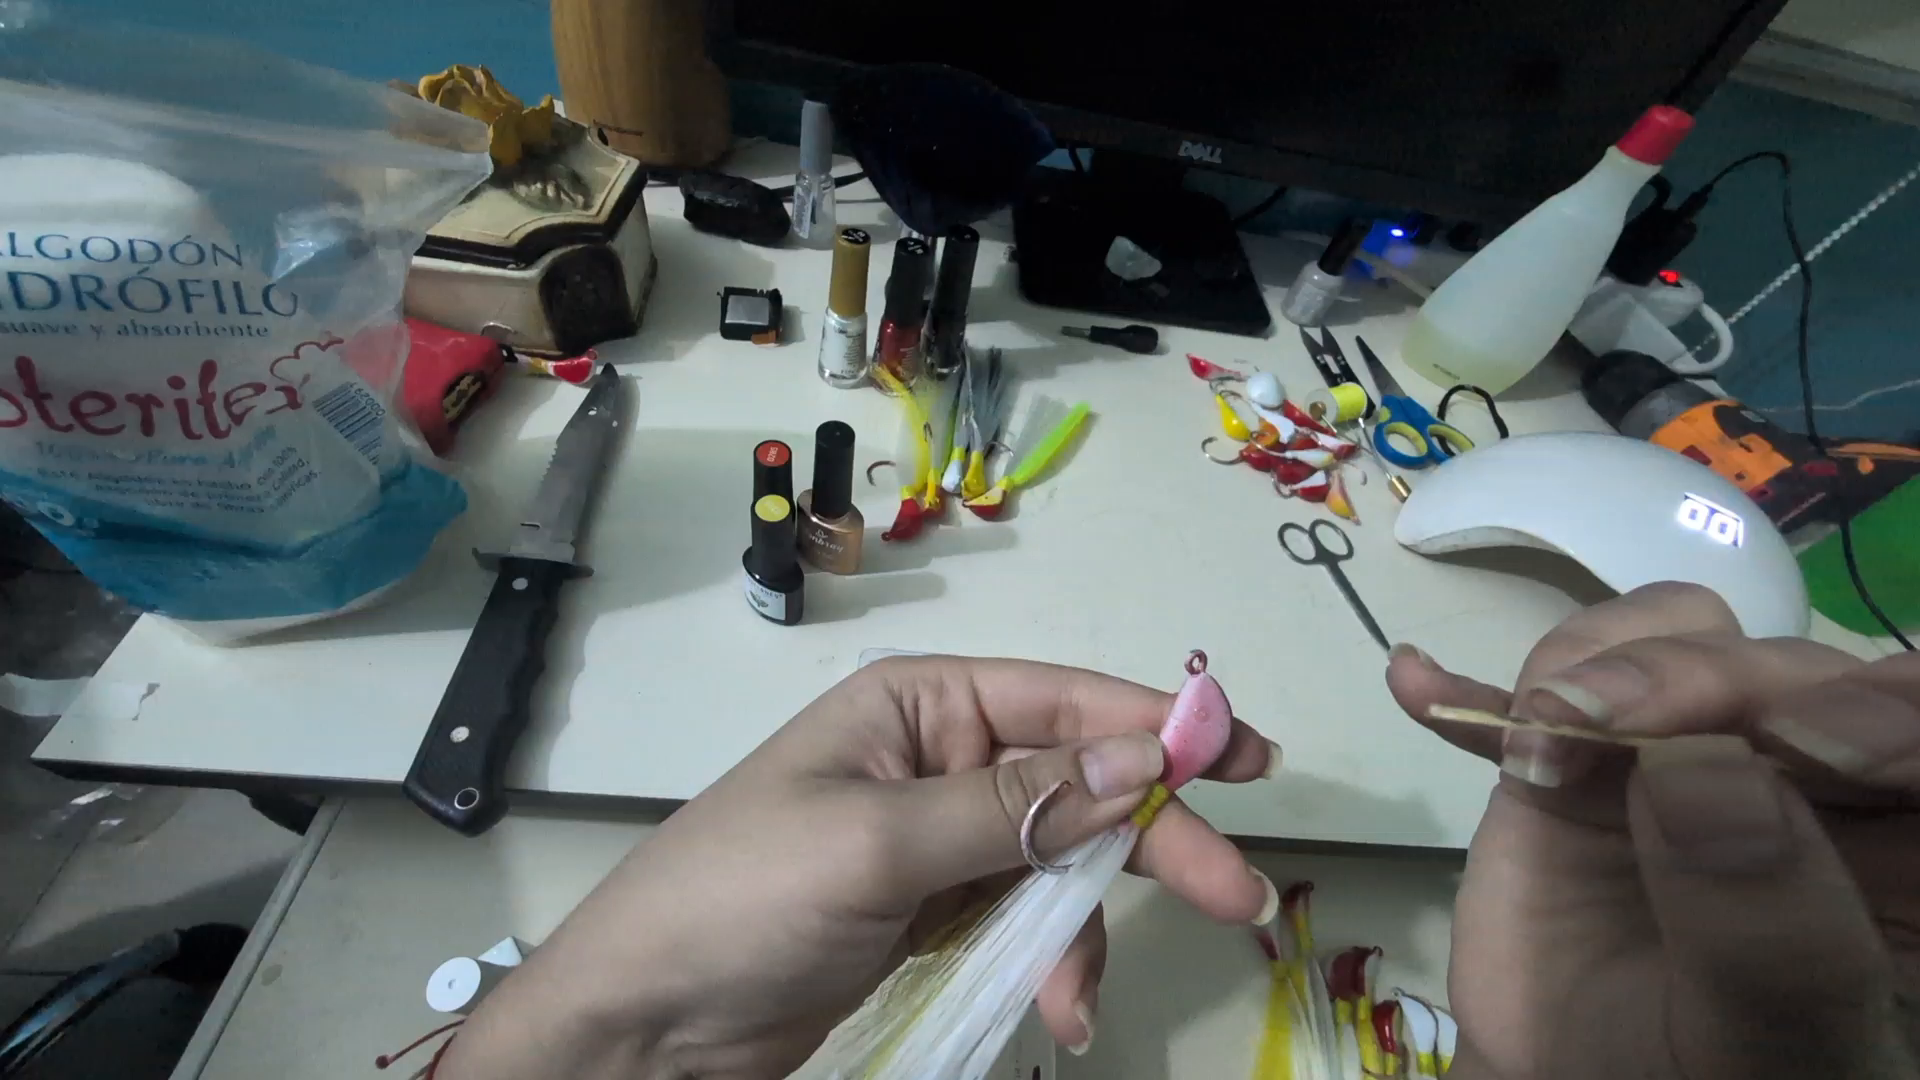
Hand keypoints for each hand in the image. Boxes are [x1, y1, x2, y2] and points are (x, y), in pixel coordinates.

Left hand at [440, 655, 1278, 1079]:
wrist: (644, 1023)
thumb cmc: (746, 896)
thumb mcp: (879, 842)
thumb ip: (1011, 804)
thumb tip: (1137, 754)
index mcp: (921, 704)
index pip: (1056, 699)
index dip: (1150, 722)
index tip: (1242, 754)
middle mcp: (941, 754)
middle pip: (1072, 777)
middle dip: (1148, 831)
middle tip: (1238, 890)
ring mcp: (944, 833)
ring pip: (1057, 856)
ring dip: (1085, 921)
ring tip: (1080, 996)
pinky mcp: (939, 902)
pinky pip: (1024, 914)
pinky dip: (1047, 957)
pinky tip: (1054, 1006)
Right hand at [1387, 582, 1919, 1079]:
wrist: (1560, 1076)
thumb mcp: (1765, 1051)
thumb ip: (1770, 932)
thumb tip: (1706, 765)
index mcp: (1898, 846)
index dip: (1880, 703)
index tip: (1798, 742)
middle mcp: (1792, 779)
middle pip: (1766, 663)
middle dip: (1682, 675)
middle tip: (1581, 721)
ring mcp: (1662, 757)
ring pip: (1654, 639)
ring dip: (1582, 664)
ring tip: (1524, 730)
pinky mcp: (1558, 759)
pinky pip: (1521, 692)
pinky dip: (1468, 687)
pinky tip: (1416, 686)